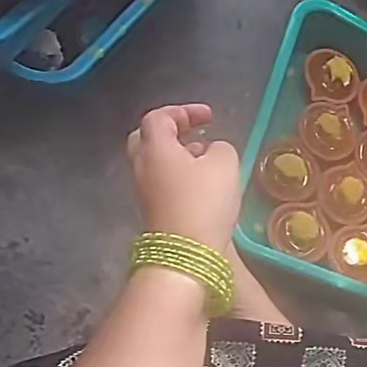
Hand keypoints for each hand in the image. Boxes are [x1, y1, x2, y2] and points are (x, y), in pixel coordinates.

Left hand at [127, 104, 239, 251]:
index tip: (209, 117)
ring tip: (204, 160)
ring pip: (154, 163)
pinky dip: (177, 176)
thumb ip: (220, 148)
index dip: (184, 112)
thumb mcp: (225, 165)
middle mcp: (141, 165)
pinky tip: (199, 185)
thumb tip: (212, 151)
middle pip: (147, 138)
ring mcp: (143, 191)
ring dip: (176, 156)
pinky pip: (160, 183)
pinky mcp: (152, 211)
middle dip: (170, 132)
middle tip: (193, 133)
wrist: (187, 254)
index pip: (160, 117)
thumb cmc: (205, 202)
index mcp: (155, 147)